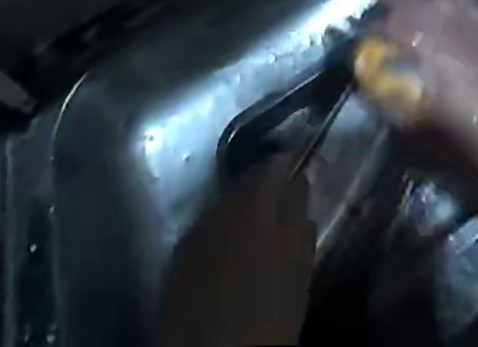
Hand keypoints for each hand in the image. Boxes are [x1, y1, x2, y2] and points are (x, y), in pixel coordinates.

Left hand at [160, 155, 313, 346]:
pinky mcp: (176, 259)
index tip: (301, 167)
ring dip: (241, 207)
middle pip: (245, 180)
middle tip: (284, 199)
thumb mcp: (298, 265)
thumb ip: (298, 214)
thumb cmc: (268, 315)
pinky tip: (232, 251)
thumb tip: (300, 180)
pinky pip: (205, 228)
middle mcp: (218, 207)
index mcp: (253, 204)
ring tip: (259, 228)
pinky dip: (221, 230)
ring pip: (224, 203)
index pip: (273, 163)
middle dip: (265, 184)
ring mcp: (193, 232)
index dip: (289, 162)